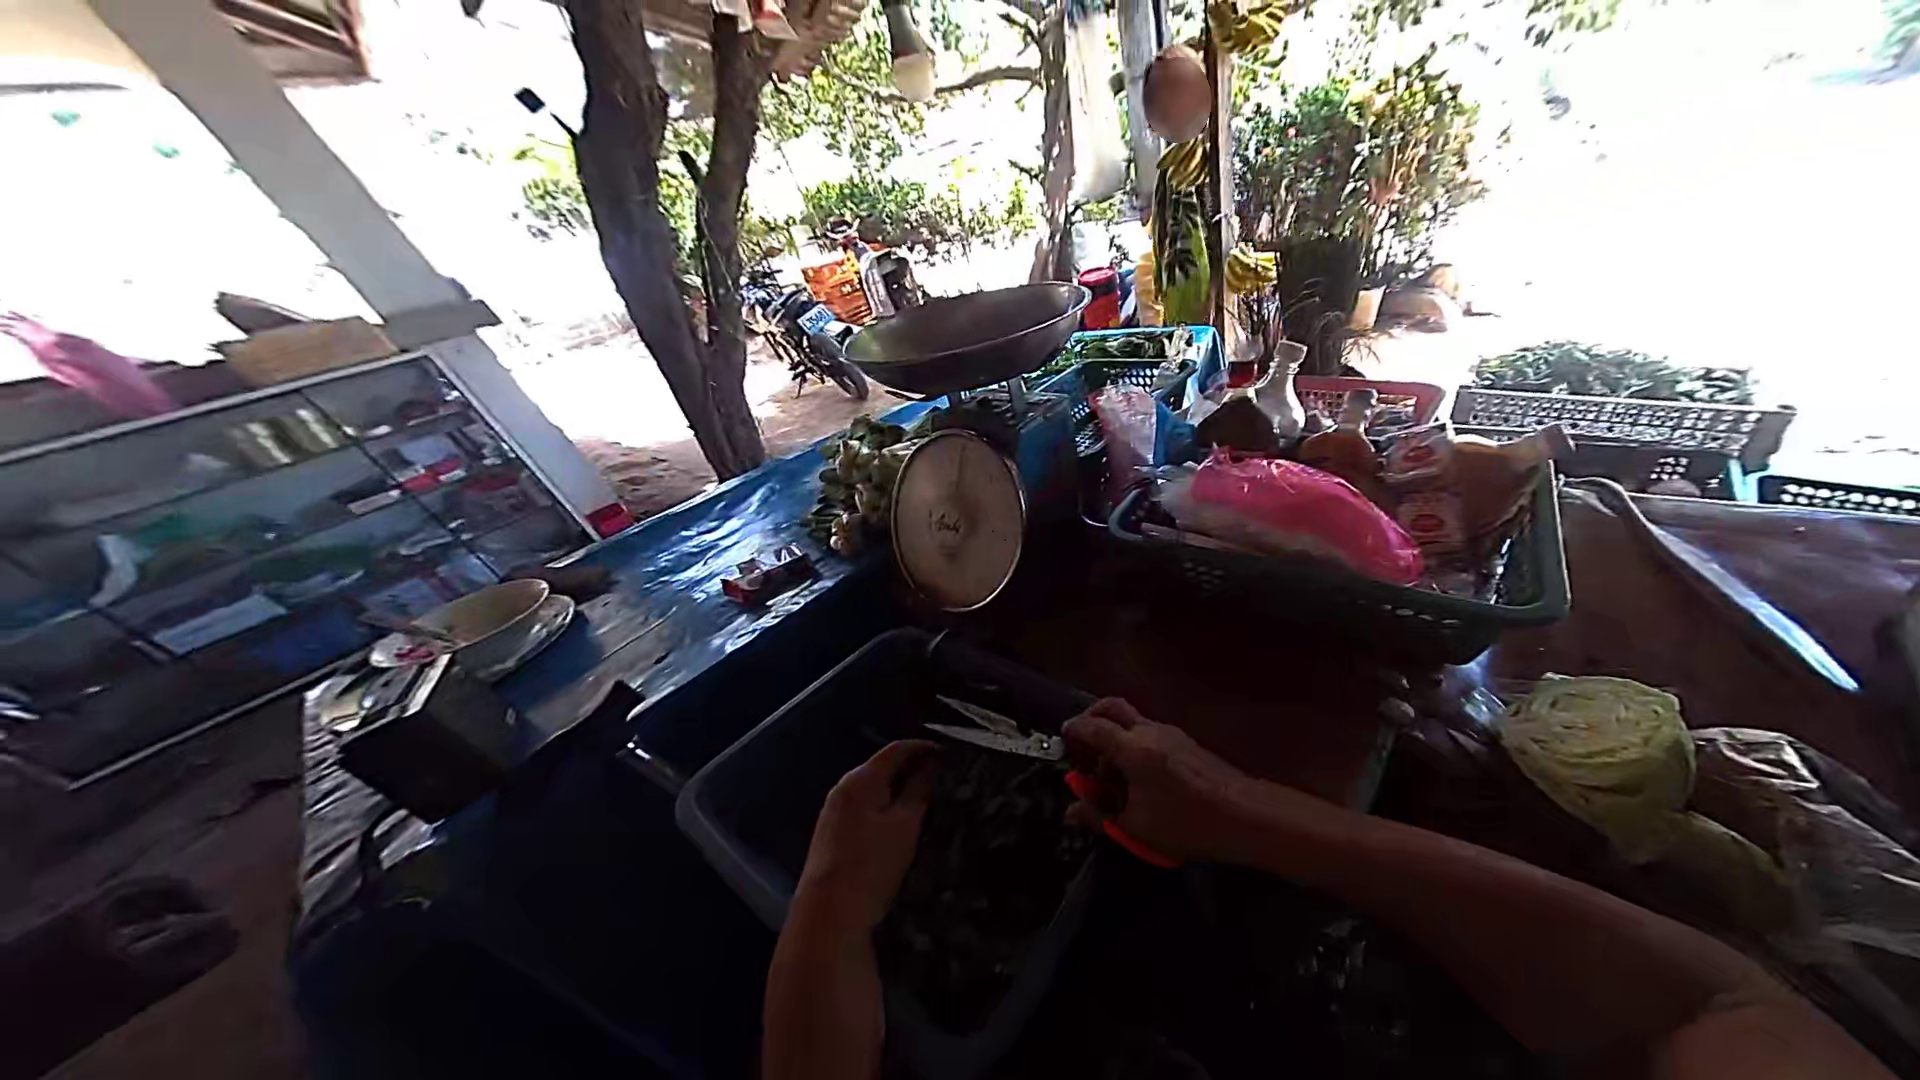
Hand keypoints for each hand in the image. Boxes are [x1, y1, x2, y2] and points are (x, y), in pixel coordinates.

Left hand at [792, 740, 936, 933]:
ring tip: (927, 799)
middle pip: (882, 767)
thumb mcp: (905, 825)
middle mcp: (843, 788)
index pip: (896, 749)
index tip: (948, 754)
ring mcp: (834, 812)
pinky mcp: (831, 835)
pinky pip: (864, 808)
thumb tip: (932, 764)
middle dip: (912, 768)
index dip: (923, 748)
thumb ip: (919, 790)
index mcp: (861, 779)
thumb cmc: (871, 864)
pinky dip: (885, 807)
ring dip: (899, 789)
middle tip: (942, 778)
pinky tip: (899, 823)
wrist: (827, 916)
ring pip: (873, 789)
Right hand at [1063, 698, 1262, 863]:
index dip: (1073, 731)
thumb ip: (1099, 816)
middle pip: (1111, 707)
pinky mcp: (1185, 743)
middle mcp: (1149, 731)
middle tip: (1082, 743)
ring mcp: (1170, 733)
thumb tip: (1072, 812)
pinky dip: (1132, 743)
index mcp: (1132, 749)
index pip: (1092, 727)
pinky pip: (1148, 732)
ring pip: (1131, 719)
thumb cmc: (1188, 822)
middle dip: (1090, 719)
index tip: (1063, 741)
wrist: (1247, 816)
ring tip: (1110, 770)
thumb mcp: (1137, 827)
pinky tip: (1137, 776)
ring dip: (1113, 734)